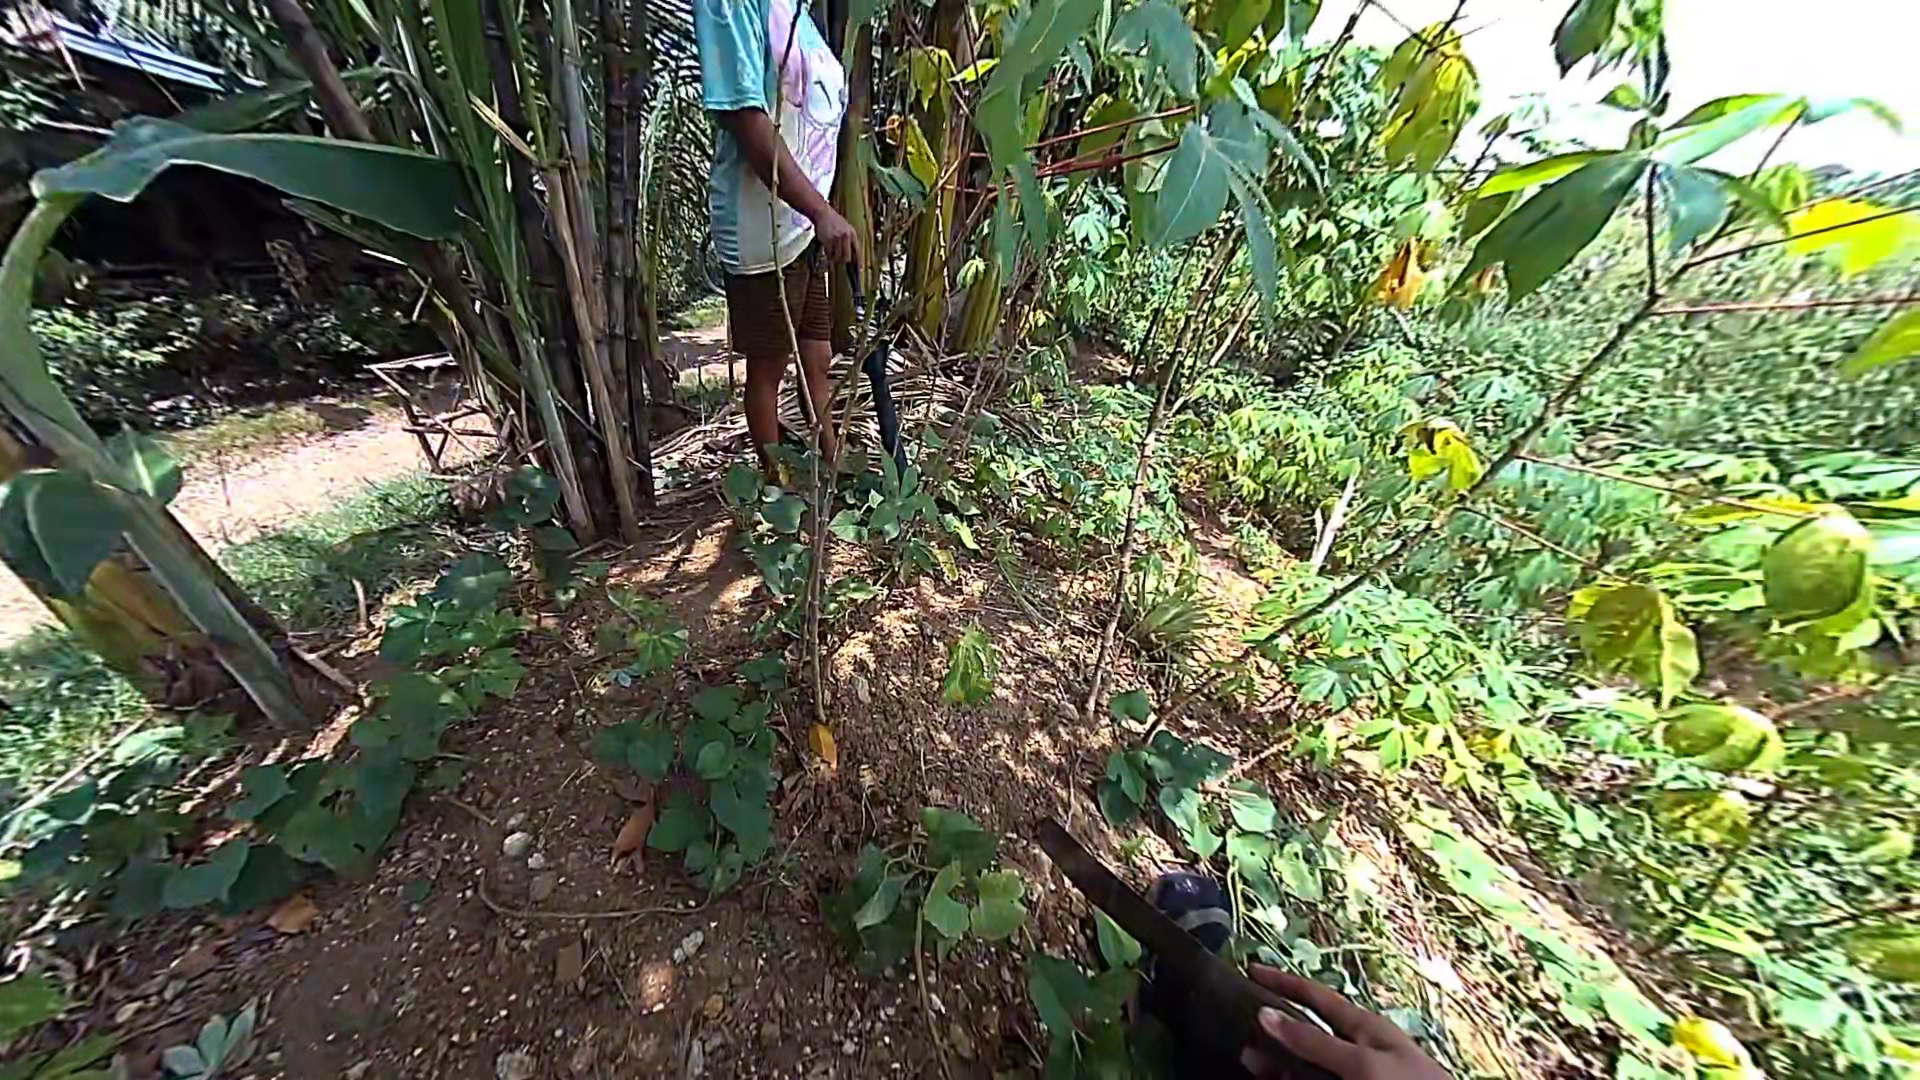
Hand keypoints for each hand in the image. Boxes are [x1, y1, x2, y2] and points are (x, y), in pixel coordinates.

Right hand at [809, 205, 855, 263]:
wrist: (823, 213)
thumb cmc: (834, 221)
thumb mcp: (846, 228)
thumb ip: (849, 240)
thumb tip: (851, 256)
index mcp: (852, 234)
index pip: (858, 251)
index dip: (859, 261)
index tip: (860, 269)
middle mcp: (846, 236)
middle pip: (847, 257)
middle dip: (843, 261)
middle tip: (839, 260)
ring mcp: (837, 238)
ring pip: (837, 256)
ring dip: (834, 257)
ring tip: (832, 253)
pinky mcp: (828, 240)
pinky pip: (830, 253)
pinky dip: (828, 254)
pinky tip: (827, 250)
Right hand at [1240, 967, 1450, 1079]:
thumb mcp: (1364, 1065)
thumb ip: (1314, 1042)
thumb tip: (1264, 1013)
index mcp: (1364, 1027)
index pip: (1314, 993)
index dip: (1281, 979)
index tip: (1249, 969)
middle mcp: (1359, 1051)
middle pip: (1307, 1034)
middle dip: (1275, 1033)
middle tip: (1243, 1037)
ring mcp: (1360, 1079)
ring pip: (1310, 1066)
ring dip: (1281, 1066)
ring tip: (1253, 1065)